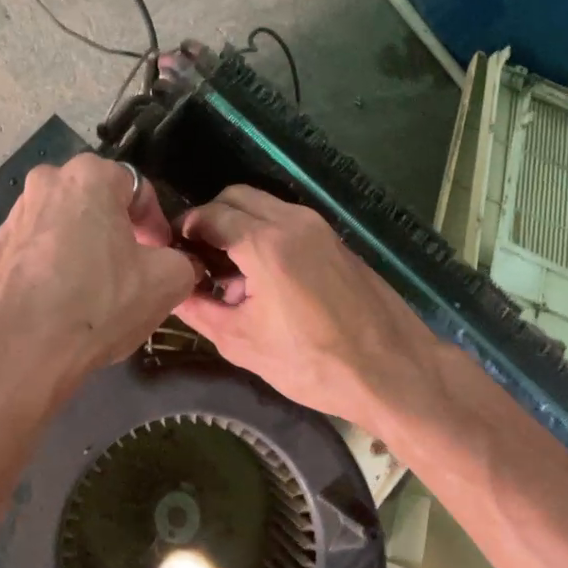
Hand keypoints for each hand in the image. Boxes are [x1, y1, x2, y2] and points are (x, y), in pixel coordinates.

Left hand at [0, 155, 196, 391]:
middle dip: (120, 231)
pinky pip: (41, 247)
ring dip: (87, 245)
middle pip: (99, 202)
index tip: (163, 256)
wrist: (24, 349)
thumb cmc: (100, 302)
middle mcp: (47, 182)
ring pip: (67, 223)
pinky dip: (58, 263)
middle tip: (135, 269)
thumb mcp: (166, 281)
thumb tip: (184, 264)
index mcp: (88, 175)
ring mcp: (17, 214)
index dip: (156, 225)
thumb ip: (184, 261)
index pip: (139, 189)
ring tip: (101, 287)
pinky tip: (68, 298)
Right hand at [174, 185, 431, 425]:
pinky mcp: (334, 238)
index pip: (210, 214)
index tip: (173, 254)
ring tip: (229, 271)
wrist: (395, 370)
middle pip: (235, 197)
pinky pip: (286, 219)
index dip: (185, 230)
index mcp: (265, 243)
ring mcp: (318, 225)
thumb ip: (199, 309)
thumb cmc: (314, 362)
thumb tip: (172, 291)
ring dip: (238, 224)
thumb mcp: (243, 342)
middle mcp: (291, 220)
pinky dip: (264, 231)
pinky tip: (262, 275)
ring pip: (262, 204)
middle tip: (198, 258)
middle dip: (210, 219)